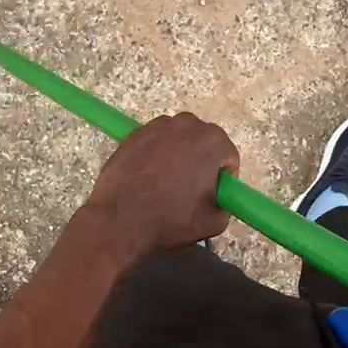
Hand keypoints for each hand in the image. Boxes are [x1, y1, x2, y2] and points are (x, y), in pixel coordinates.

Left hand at [83, 113, 238, 257]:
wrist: (120, 219)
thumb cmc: (170, 220)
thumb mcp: (214, 222)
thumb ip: (226, 205)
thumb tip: (219, 199)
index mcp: (213, 142)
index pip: (228, 158)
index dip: (223, 180)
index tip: (211, 195)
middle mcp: (188, 124)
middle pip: (204, 144)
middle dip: (202, 163)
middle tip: (190, 190)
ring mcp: (158, 125)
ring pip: (179, 140)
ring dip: (179, 157)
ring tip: (166, 184)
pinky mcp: (135, 132)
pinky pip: (156, 142)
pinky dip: (157, 155)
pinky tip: (148, 178)